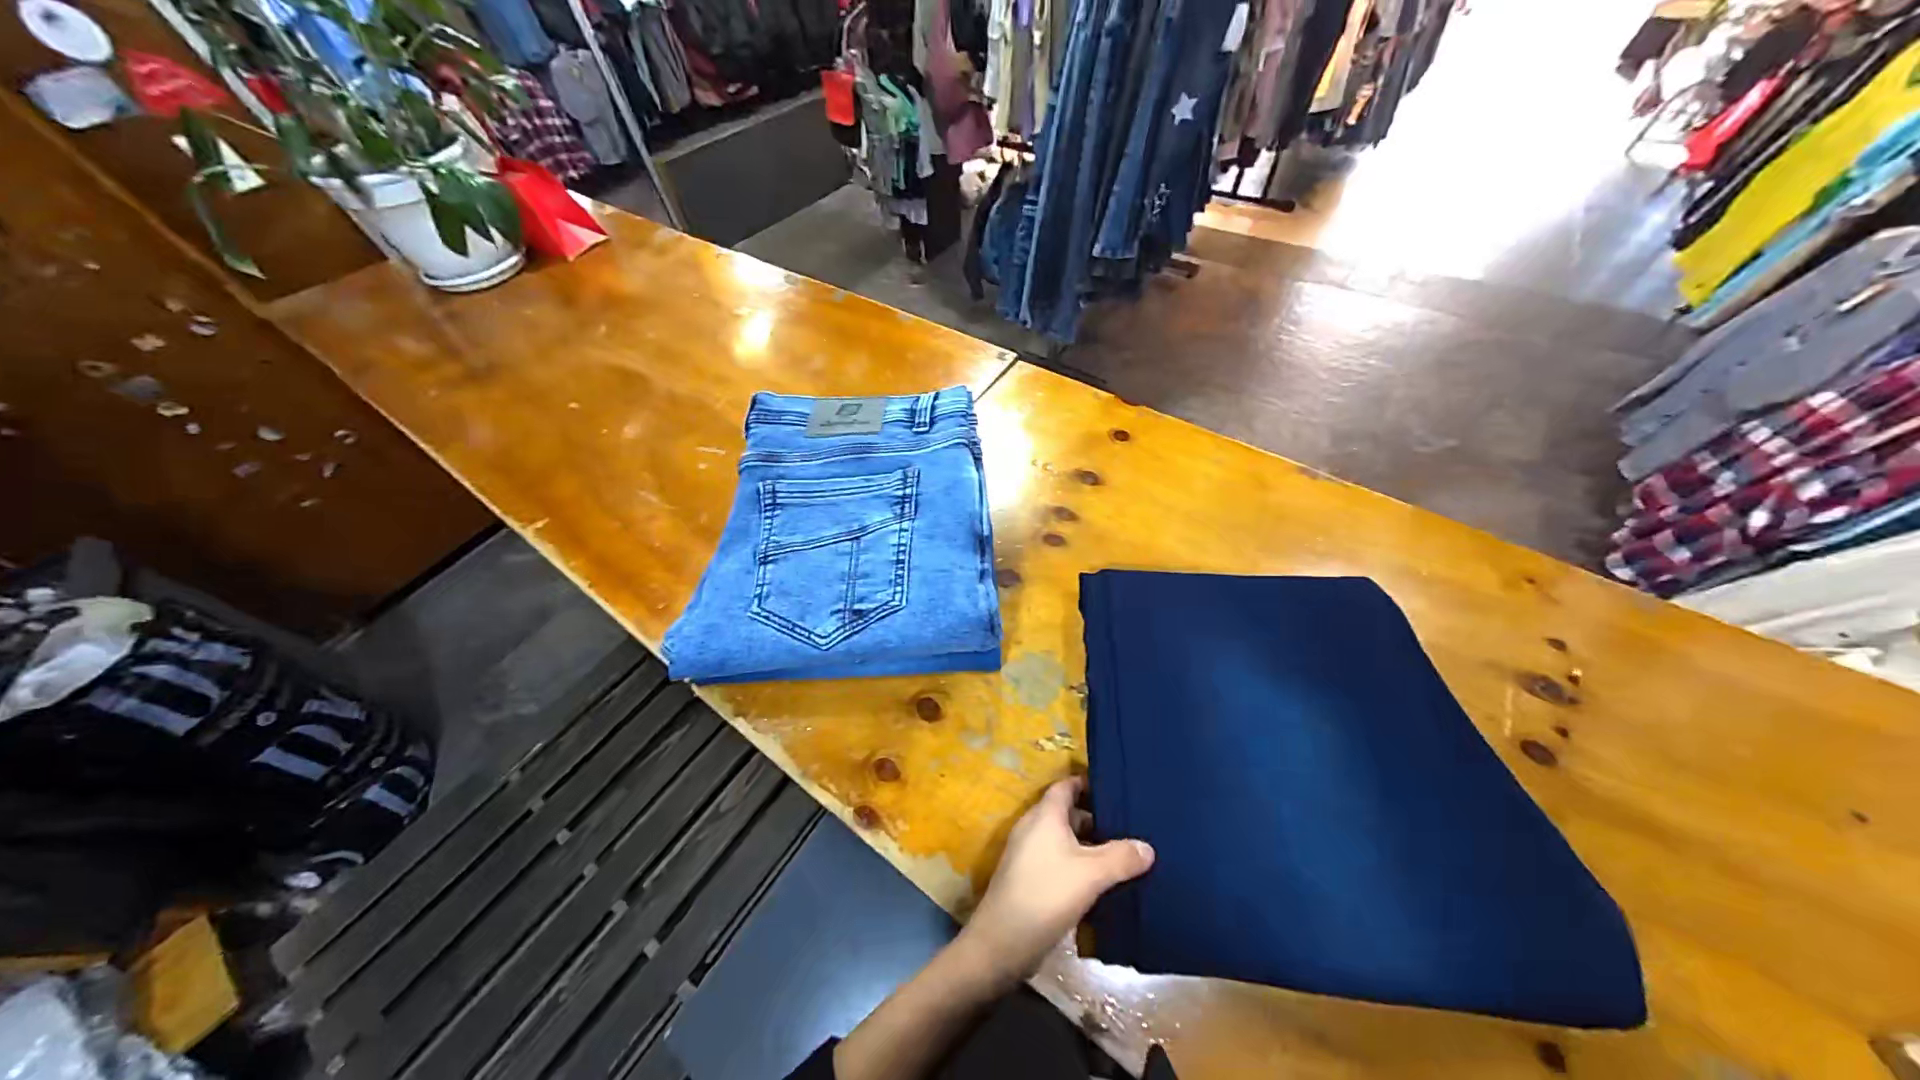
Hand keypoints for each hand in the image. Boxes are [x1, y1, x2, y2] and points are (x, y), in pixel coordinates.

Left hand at [955, 776, 1154, 986]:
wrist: (1003, 943)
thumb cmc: (1047, 894)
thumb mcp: (1091, 874)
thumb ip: (1121, 857)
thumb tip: (1147, 847)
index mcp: (1044, 816)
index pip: (1066, 786)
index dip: (1088, 783)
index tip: (1116, 789)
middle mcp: (1034, 829)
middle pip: (1067, 813)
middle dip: (1096, 818)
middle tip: (1130, 826)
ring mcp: (1029, 855)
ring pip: (1064, 840)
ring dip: (1090, 846)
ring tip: (1124, 855)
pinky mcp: (1030, 880)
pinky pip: (1059, 861)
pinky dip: (1079, 866)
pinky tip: (1102, 883)